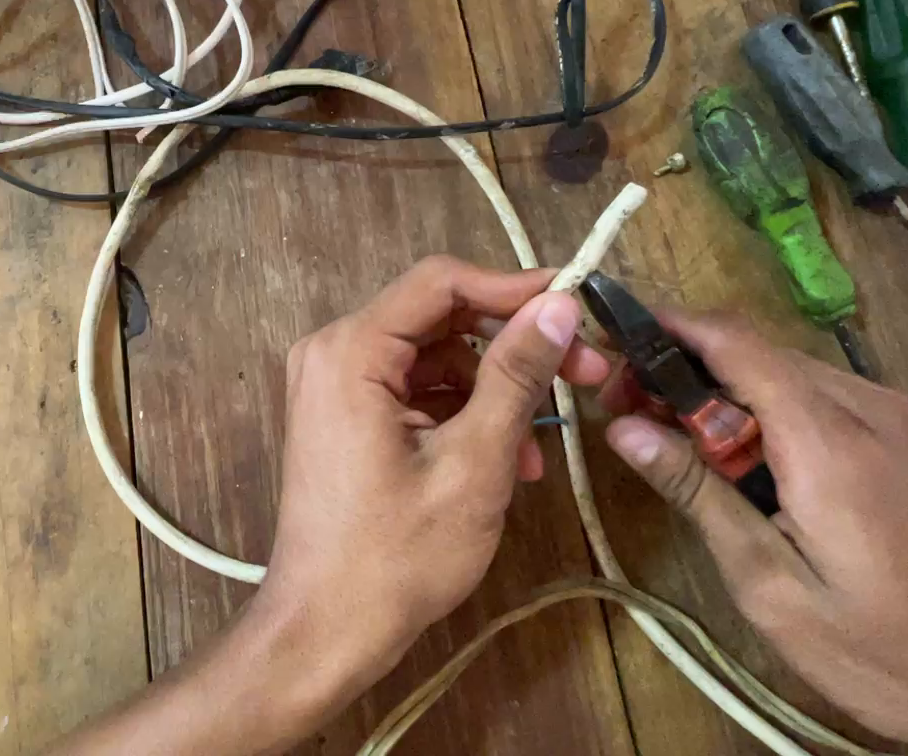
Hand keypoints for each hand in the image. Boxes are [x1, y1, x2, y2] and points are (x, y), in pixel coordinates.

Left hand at [252, 256, 609, 705]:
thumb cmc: (397, 554)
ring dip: (490, 390)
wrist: (324, 626)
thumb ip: (515, 375)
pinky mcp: (344, 410)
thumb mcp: (474, 462)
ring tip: (538, 447)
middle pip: (436, 317)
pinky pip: (412, 389)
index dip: (512, 286)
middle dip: (509, 343)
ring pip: (431, 357)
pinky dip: (458, 413)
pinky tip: (503, 458)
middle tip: (583, 372)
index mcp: (350, 349)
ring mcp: (333, 381)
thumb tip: (558, 305)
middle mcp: (332, 349)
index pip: (440, 281)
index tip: (576, 303)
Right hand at [601, 309, 907, 755]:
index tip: (613, 348)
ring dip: (726, 387)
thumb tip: (623, 428)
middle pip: (754, 350)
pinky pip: (826, 391)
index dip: (666, 328)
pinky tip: (759, 457)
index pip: (733, 342)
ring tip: (689, 441)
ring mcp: (905, 416)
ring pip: (788, 367)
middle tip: (635, 413)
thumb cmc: (892, 653)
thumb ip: (698, 494)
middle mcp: (870, 408)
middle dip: (684, 365)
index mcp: (830, 442)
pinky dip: (772, 403)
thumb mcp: (773, 587)